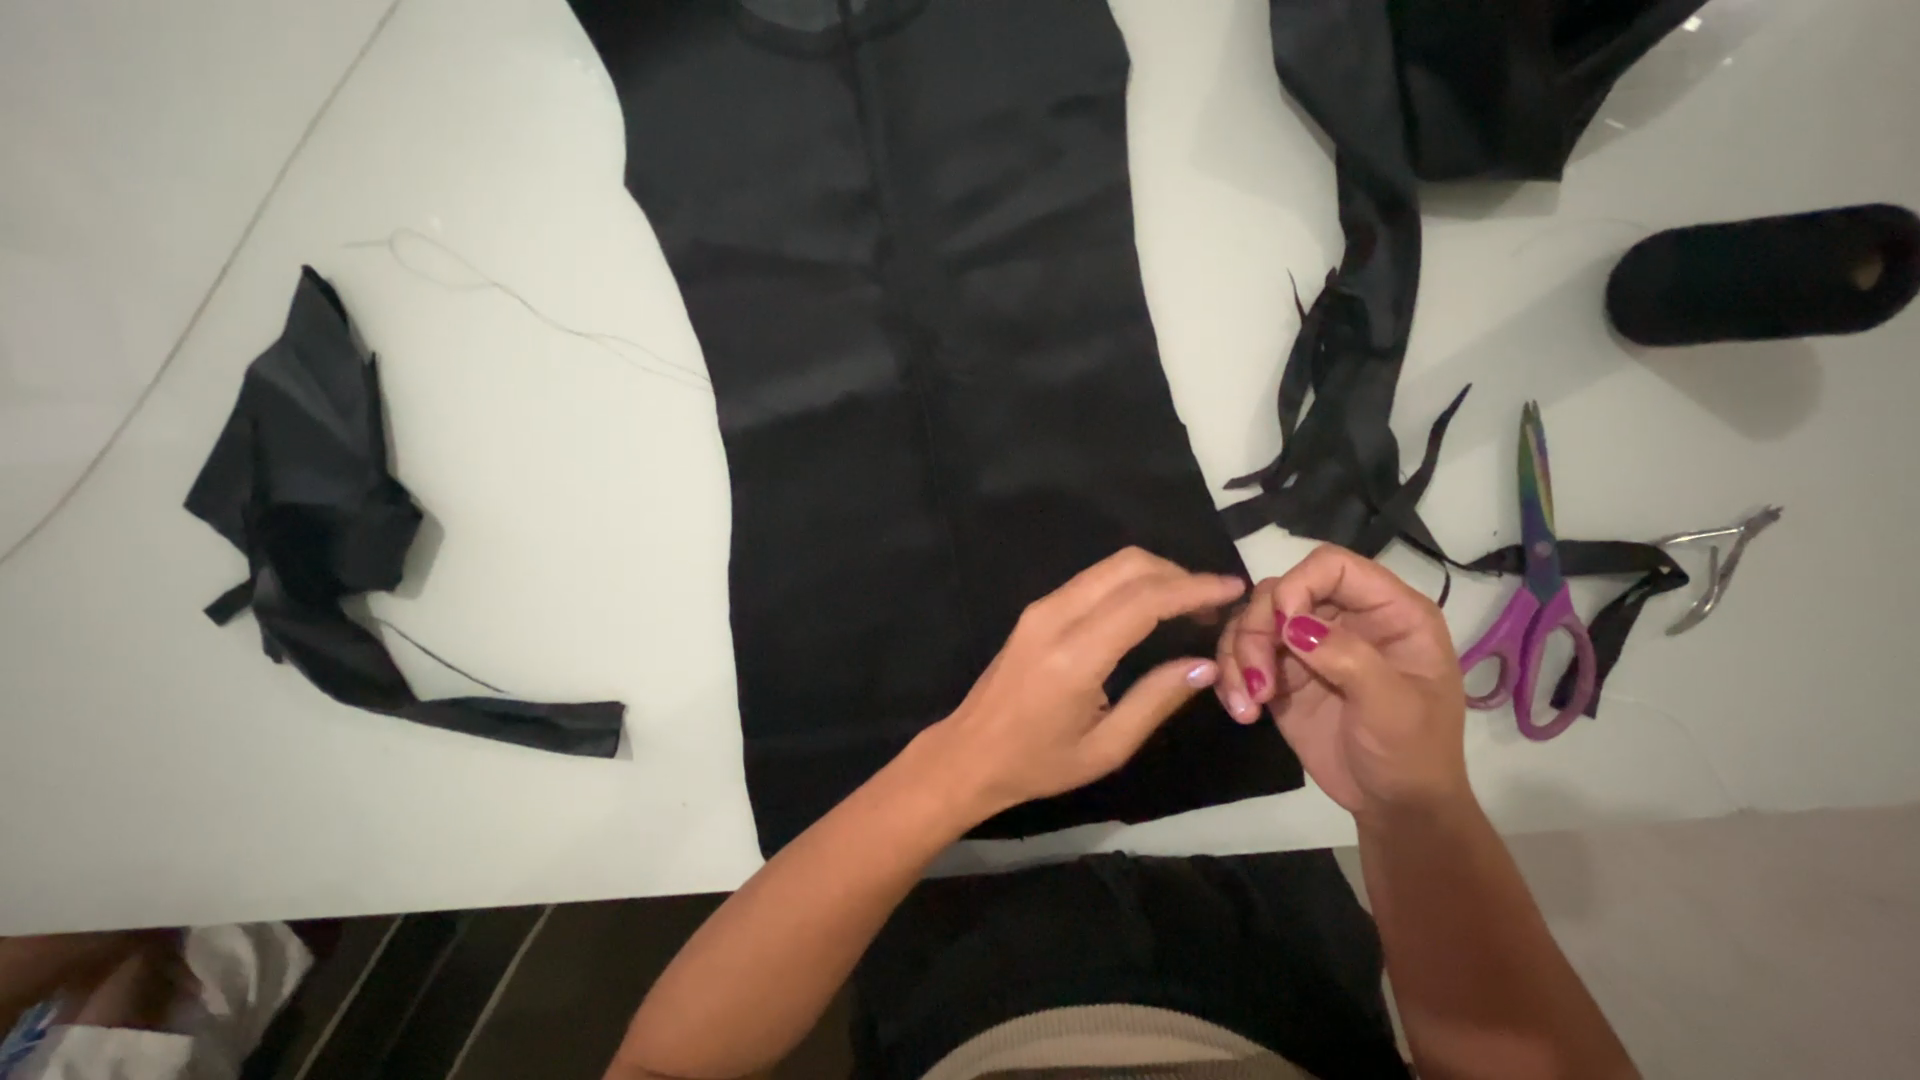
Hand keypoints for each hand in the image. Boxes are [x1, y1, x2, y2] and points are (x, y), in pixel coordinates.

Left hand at [921, 547, 1244, 820]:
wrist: (967, 755)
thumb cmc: (1038, 763)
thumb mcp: (1107, 747)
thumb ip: (1157, 700)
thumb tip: (1206, 663)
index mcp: (1075, 656)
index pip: (1145, 600)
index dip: (1194, 588)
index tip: (1233, 589)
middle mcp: (1055, 617)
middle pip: (1128, 565)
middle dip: (1179, 574)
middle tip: (1214, 602)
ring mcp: (1041, 609)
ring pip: (1109, 566)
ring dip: (1155, 574)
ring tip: (1192, 604)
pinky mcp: (1035, 611)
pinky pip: (1092, 580)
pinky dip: (1131, 583)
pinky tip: (1152, 608)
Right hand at [1214, 544, 1468, 819]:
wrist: (1394, 805)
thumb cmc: (1412, 753)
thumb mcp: (1392, 707)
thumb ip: (1348, 658)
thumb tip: (1293, 625)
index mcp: (1389, 613)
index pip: (1333, 566)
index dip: (1299, 584)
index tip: (1283, 627)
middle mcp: (1345, 618)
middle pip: (1279, 591)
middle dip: (1257, 631)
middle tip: (1256, 682)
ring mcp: (1310, 645)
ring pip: (1253, 620)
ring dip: (1238, 657)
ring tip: (1248, 704)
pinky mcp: (1283, 672)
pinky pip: (1241, 654)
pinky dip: (1231, 677)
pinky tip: (1242, 711)